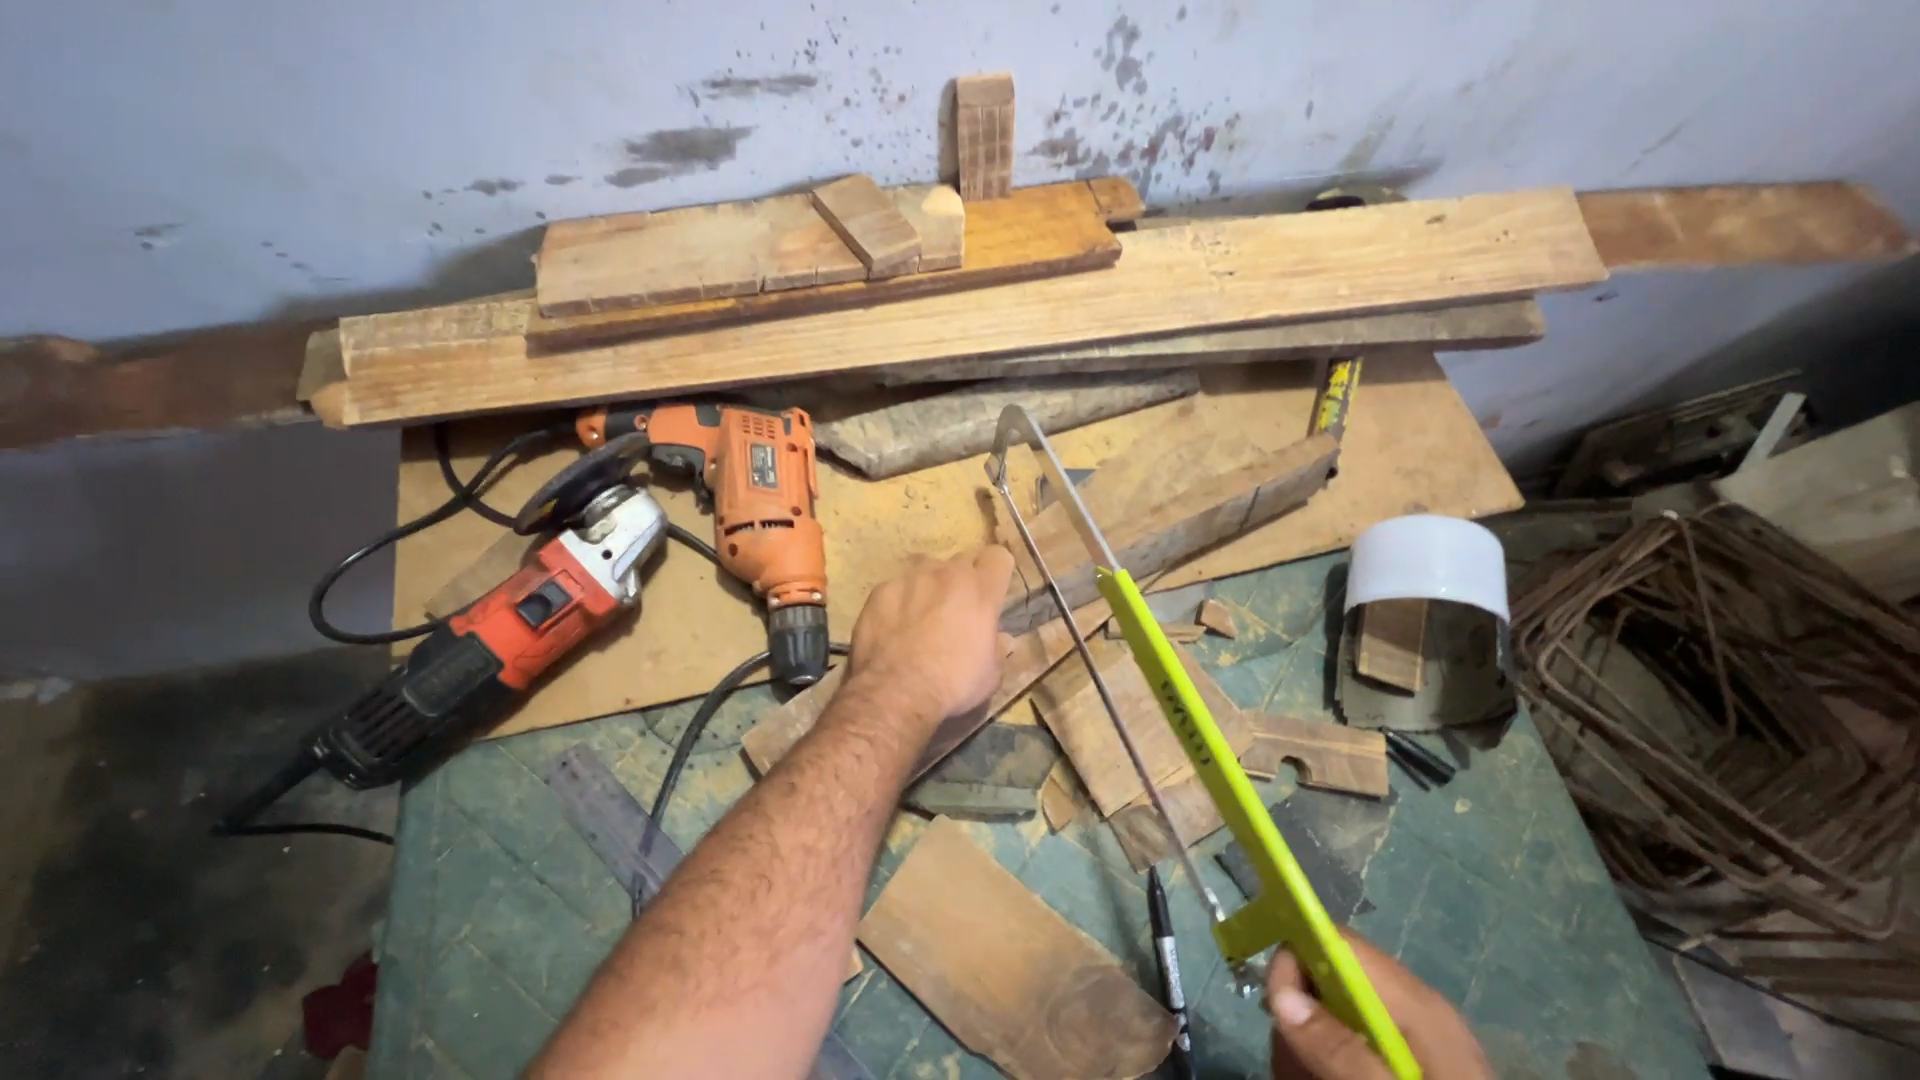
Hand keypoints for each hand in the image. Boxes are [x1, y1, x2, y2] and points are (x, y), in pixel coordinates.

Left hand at [845, 546, 1014, 724]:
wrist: (896, 692)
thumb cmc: (953, 684)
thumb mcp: (990, 674)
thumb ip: (996, 648)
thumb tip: (1000, 639)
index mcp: (980, 591)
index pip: (998, 557)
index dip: (996, 573)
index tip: (991, 592)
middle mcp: (947, 574)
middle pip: (962, 560)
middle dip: (963, 580)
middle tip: (957, 608)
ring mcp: (911, 579)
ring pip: (926, 569)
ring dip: (930, 585)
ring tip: (922, 615)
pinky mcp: (881, 590)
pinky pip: (896, 587)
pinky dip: (898, 601)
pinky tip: (893, 627)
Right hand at [1269, 930, 1491, 1079]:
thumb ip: (1344, 1053)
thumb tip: (1282, 997)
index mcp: (1416, 1006)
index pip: (1339, 943)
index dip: (1297, 961)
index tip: (1275, 1009)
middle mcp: (1406, 1013)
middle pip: (1321, 983)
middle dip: (1298, 1027)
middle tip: (1302, 1075)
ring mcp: (1401, 1043)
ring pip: (1320, 1023)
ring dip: (1303, 1059)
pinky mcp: (1393, 1068)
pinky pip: (1337, 1053)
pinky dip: (1317, 1073)